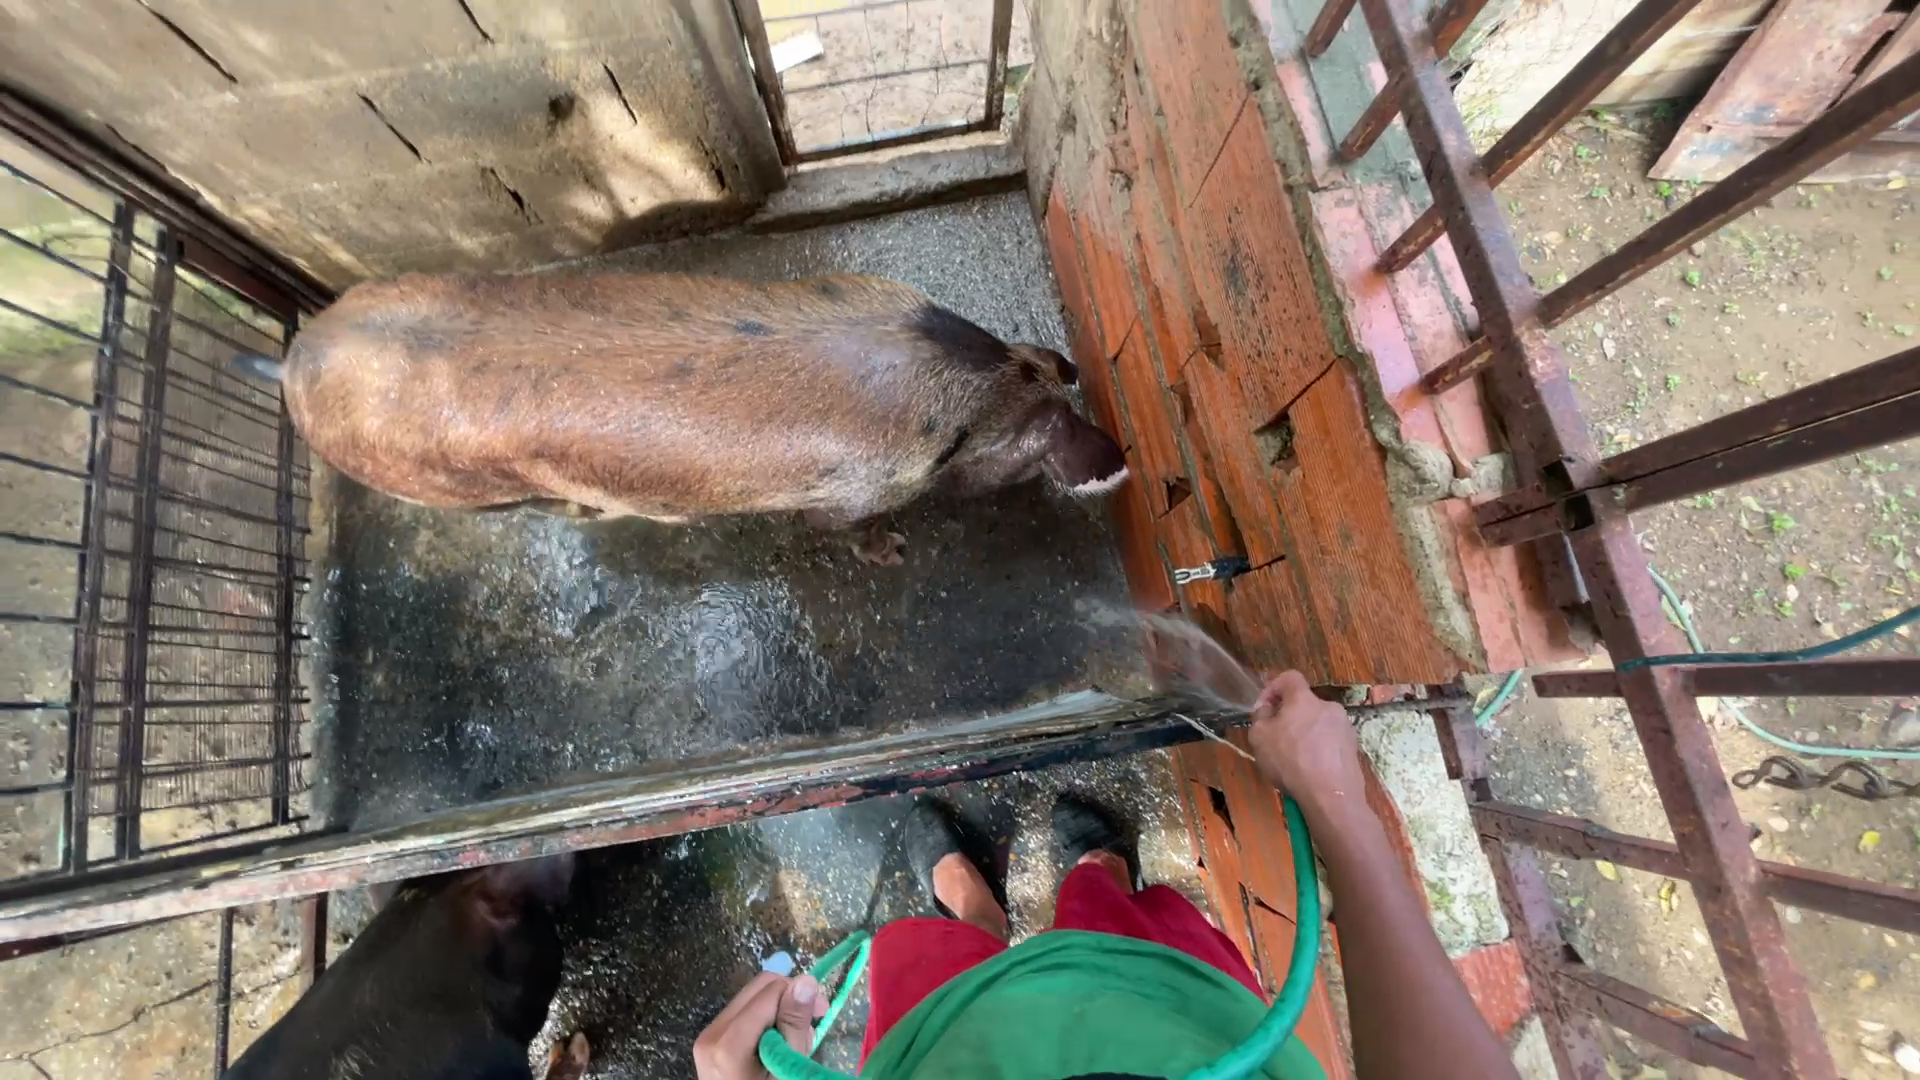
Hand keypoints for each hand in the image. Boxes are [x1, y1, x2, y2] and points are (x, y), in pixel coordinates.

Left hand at [692, 972, 826, 1079]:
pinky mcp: (710, 1040)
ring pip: (753, 996)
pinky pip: (744, 1011)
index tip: (821, 1011)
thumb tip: (806, 980)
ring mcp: (708, 1036)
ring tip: (793, 1038)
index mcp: (729, 1043)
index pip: (772, 991)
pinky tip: (776, 1041)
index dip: (799, 995)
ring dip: (779, 1008)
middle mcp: (713, 1032)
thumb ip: (794, 1025)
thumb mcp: (787, 1070)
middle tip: (811, 1023)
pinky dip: (765, 1018)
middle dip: (789, 998)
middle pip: (760, 987)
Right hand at [1247, 671, 1367, 824]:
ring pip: (1316, 723)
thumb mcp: (1259, 736)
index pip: (1289, 677)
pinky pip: (1328, 741)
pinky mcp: (1353, 749)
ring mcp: (1345, 728)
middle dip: (1288, 716)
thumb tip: (1267, 710)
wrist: (1332, 796)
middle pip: (1303, 703)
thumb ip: (1260, 716)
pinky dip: (1317, 749)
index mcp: (1304, 699)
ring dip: (1303, 733)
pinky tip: (1309, 769)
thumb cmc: (1291, 760)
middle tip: (1275, 737)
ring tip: (1292, 757)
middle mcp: (1329, 707)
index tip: (1263, 709)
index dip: (1272, 688)